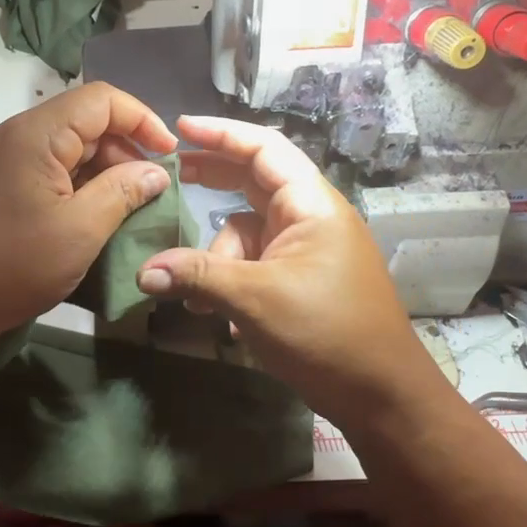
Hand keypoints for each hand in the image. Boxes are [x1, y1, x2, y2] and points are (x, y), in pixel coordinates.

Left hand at [0, 82, 178, 351]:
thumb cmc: (14, 266)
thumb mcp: (80, 230)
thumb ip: (123, 192)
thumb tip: (156, 170)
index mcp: (34, 134)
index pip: (100, 100)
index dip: (141, 119)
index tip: (169, 155)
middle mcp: (16, 135)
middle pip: (84, 120)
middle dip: (124, 149)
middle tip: (150, 191)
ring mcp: (3, 158)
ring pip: (68, 146)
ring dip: (103, 169)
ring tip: (127, 208)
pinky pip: (49, 167)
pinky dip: (78, 183)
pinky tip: (93, 215)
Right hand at [136, 116, 434, 414]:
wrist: (383, 398)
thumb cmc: (327, 333)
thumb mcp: (255, 299)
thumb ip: (197, 277)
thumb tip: (143, 271)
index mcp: (310, 204)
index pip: (263, 147)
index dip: (220, 133)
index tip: (179, 128)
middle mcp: (309, 217)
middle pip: (252, 181)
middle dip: (210, 183)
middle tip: (169, 177)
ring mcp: (306, 249)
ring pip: (246, 231)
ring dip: (217, 259)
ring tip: (203, 303)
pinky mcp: (300, 279)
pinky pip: (254, 264)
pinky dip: (232, 283)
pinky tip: (224, 321)